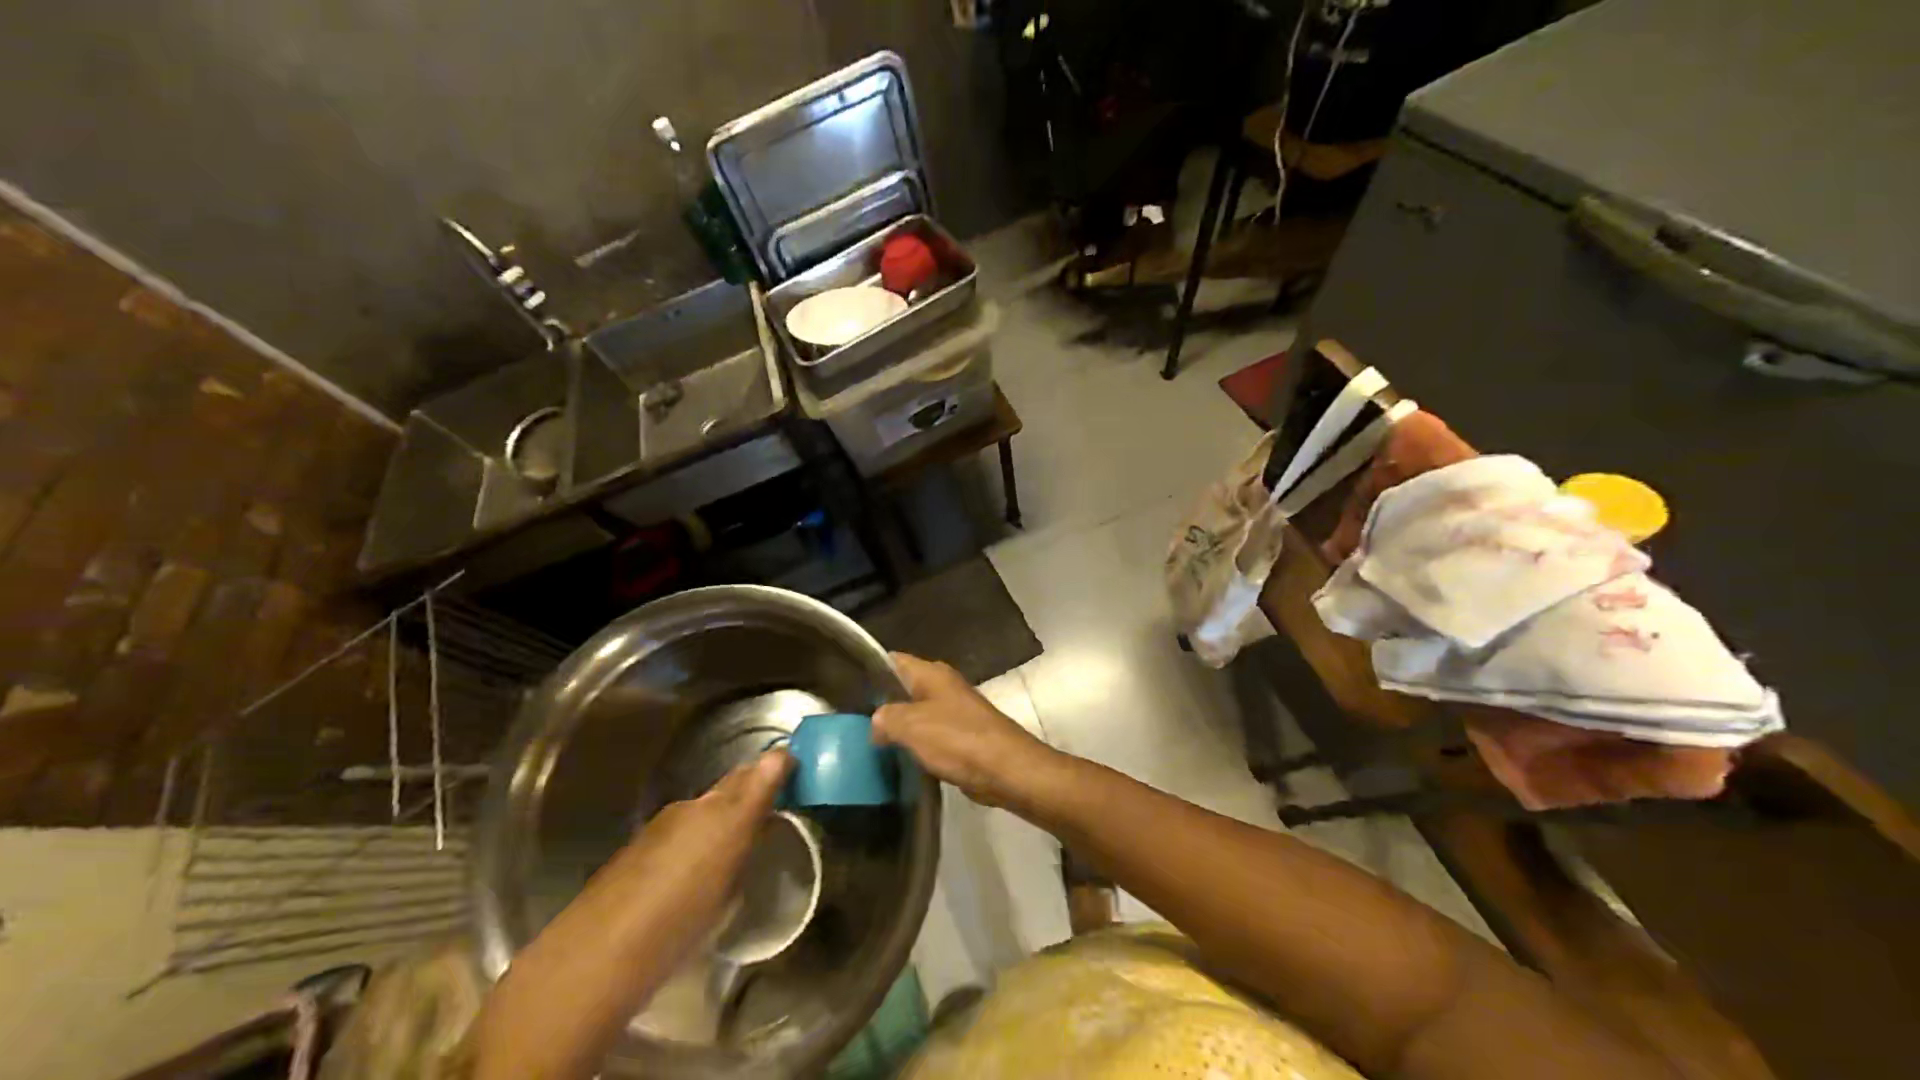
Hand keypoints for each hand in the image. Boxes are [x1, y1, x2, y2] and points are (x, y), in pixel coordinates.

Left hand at [471, 751, 792, 1079]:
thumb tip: (779, 756)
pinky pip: (682, 835)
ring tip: (743, 840)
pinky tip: (702, 868)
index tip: (795, 771)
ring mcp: (660, 833)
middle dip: (750, 788)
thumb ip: (754, 803)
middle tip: (776, 802)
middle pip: (726, 790)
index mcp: (715, 808)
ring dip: (724, 816)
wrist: (601, 954)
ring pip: (703, 813)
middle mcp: (688, 811)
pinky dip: (700, 839)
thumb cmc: (682, 907)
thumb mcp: (732, 855)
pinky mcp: (639, 859)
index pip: (751, 774)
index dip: (774, 768)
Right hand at [872, 652, 1060, 809]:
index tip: (849, 687)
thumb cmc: (957, 740)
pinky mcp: (961, 736)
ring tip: (870, 742)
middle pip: (904, 688)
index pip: (894, 660)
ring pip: (916, 714)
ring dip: (899, 728)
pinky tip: (899, 759)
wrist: (1006, 769)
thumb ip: (885, 719)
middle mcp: (943, 686)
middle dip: (882, 703)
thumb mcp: (911, 726)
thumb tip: (876, 723)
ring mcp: (954, 711)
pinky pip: (930, 736)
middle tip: (854, 721)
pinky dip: (916, 745)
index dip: (871, 670)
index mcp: (931, 674)